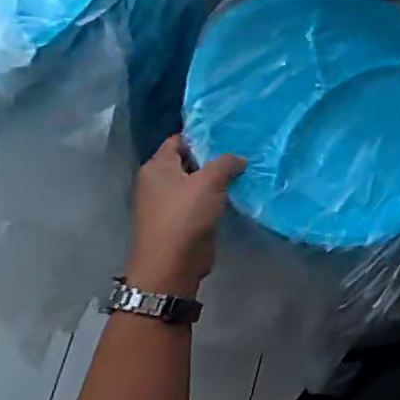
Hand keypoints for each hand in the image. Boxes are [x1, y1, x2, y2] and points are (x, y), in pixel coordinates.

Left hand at [125, 134, 246, 295]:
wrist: (171, 266)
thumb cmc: (185, 217)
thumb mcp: (209, 182)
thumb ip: (226, 163)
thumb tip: (239, 159)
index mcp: (157, 167)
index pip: (178, 140)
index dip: (201, 135)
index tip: (228, 134)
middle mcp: (157, 182)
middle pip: (187, 161)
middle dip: (212, 157)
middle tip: (240, 152)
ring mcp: (167, 203)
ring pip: (194, 183)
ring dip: (215, 180)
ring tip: (242, 171)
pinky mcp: (179, 221)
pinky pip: (198, 202)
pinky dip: (213, 198)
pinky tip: (233, 194)